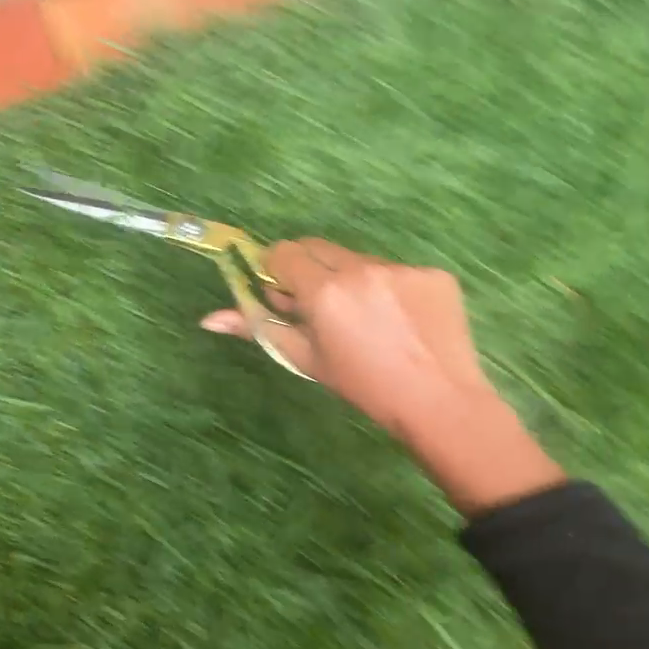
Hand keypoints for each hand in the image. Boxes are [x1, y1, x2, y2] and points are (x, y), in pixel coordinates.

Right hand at [201, 239, 564, 516]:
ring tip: (365, 319)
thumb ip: (255, 327)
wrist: (440, 401)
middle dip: (308, 269)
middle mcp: (360, 270)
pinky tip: (398, 319)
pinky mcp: (433, 273)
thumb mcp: (302, 357)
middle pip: (316, 248)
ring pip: (355, 259)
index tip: (284, 294)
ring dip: (348, 279)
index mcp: (324, 291)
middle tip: (319, 306)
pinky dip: (386, 288)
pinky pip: (393, 270)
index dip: (277, 270)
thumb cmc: (360, 384)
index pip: (284, 253)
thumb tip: (207, 319)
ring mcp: (401, 269)